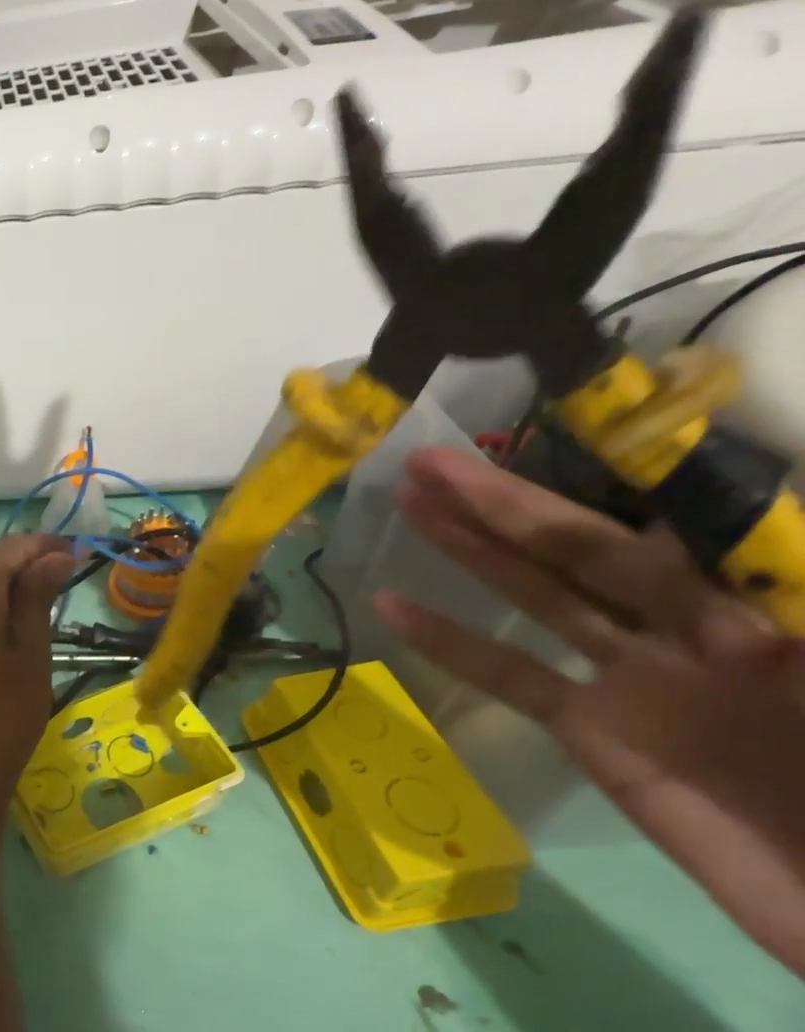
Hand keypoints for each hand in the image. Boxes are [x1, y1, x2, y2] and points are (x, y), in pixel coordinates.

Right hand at [375, 447, 804, 976]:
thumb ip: (782, 572)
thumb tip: (712, 506)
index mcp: (767, 598)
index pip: (674, 516)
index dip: (607, 469)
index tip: (551, 425)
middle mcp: (699, 624)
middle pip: (586, 545)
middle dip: (508, 500)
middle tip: (432, 460)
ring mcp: (639, 677)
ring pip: (539, 593)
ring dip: (470, 545)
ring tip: (409, 499)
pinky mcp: (592, 730)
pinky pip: (509, 675)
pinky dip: (447, 640)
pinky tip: (390, 604)